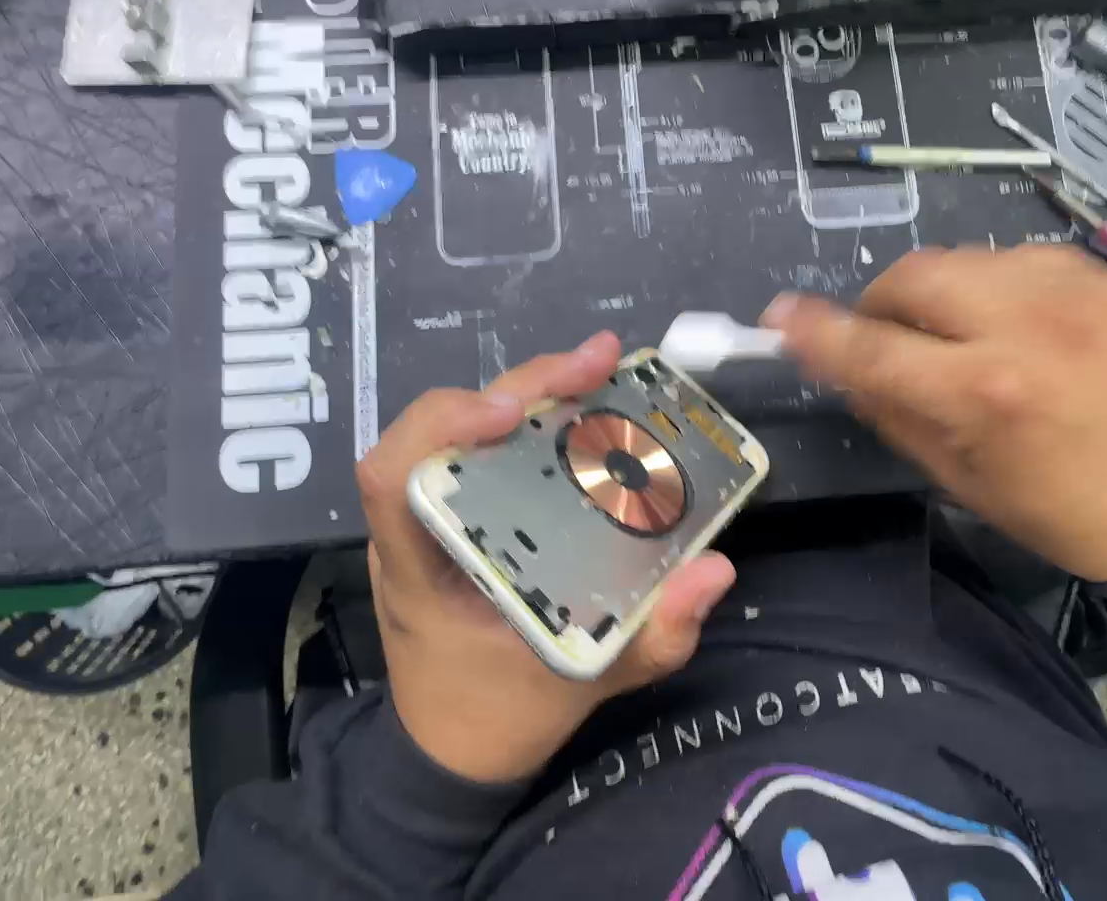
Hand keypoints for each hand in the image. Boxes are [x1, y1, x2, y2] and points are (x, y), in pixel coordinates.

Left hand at [354, 331, 737, 783]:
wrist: (457, 745)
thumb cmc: (504, 714)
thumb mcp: (586, 683)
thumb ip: (655, 639)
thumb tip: (716, 571)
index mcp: (420, 570)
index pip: (390, 477)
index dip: (442, 426)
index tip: (514, 412)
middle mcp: (418, 530)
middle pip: (441, 429)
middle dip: (520, 385)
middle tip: (597, 361)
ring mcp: (437, 518)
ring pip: (466, 429)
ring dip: (529, 391)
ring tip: (597, 369)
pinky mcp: (462, 514)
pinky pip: (487, 451)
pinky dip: (533, 421)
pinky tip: (582, 406)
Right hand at [761, 245, 1106, 582]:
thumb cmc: (1061, 511)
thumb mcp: (958, 479)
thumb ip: (892, 410)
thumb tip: (844, 362)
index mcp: (988, 391)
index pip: (873, 348)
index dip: (817, 331)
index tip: (780, 317)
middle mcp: (1029, 324)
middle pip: (913, 276)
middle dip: (880, 303)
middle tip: (883, 335)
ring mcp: (1075, 290)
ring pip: (961, 260)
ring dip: (937, 294)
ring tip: (957, 335)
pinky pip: (1014, 261)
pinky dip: (990, 288)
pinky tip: (1010, 326)